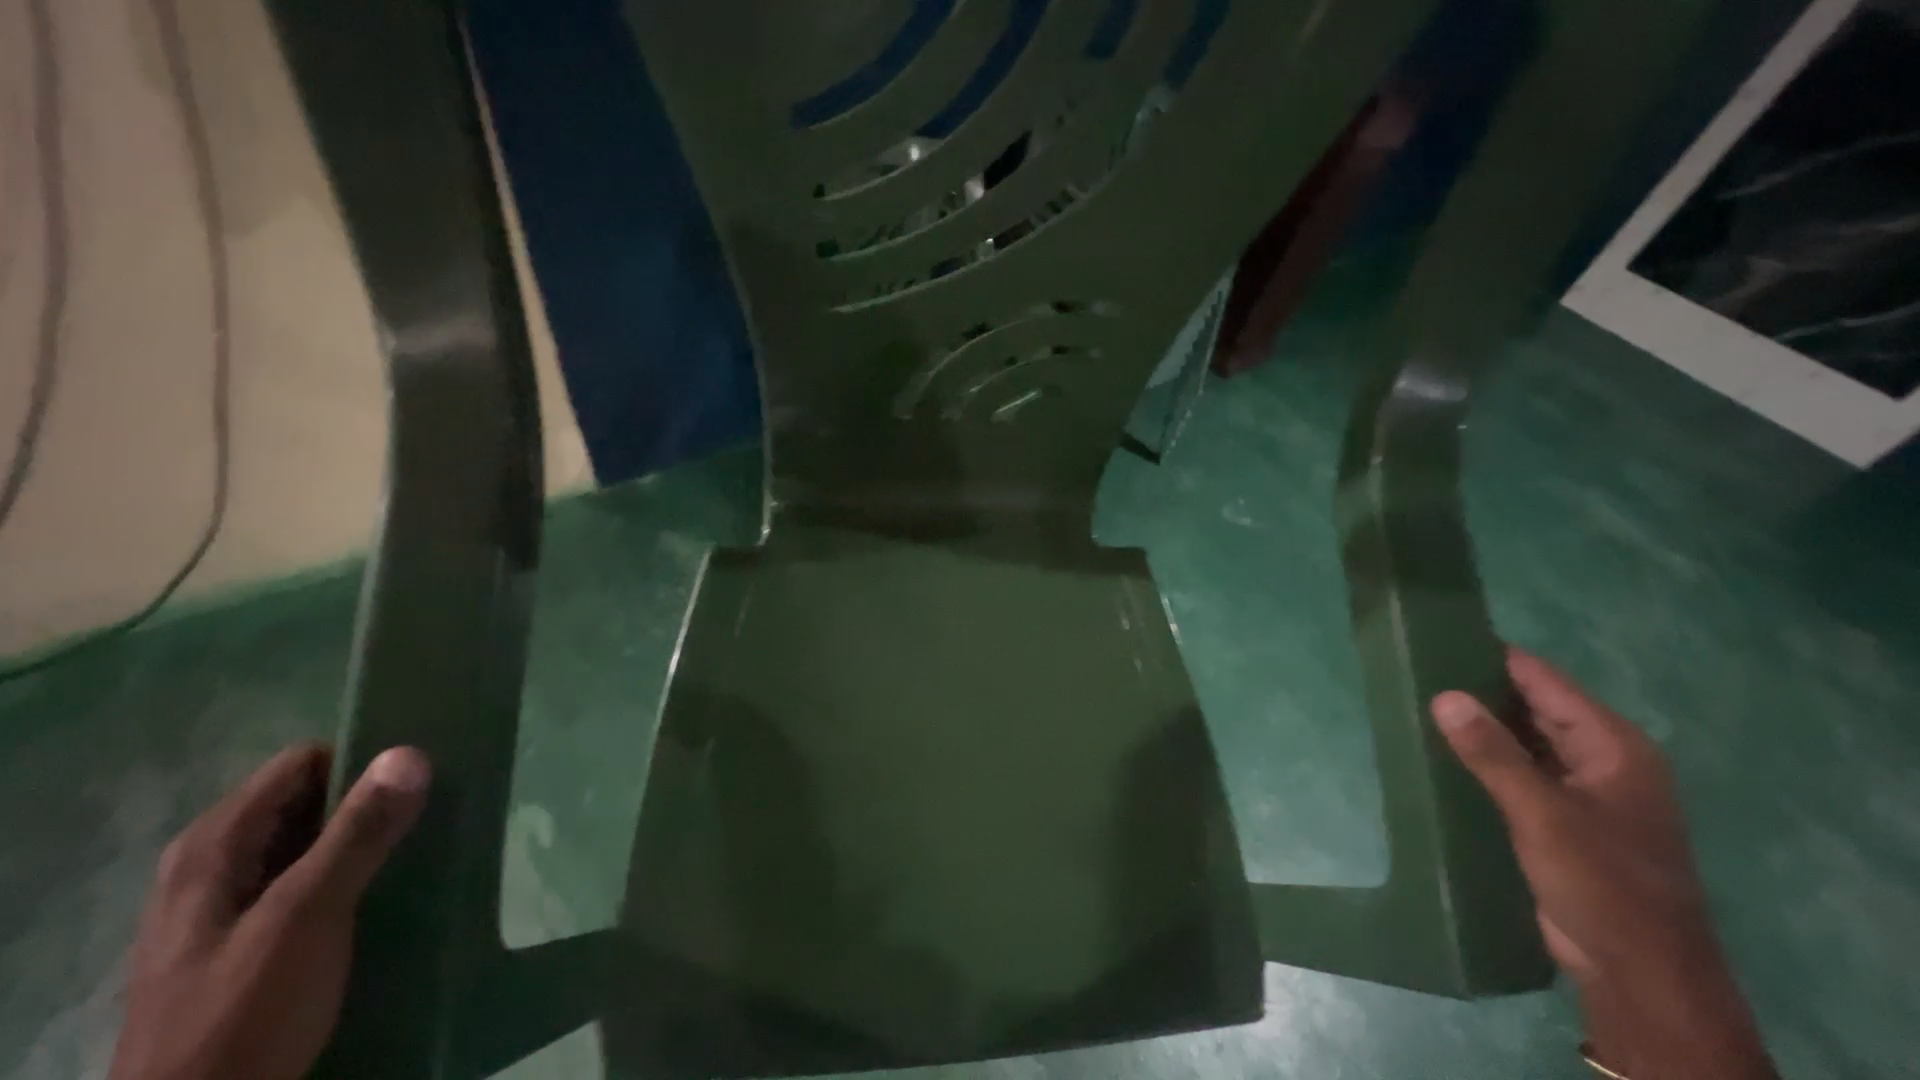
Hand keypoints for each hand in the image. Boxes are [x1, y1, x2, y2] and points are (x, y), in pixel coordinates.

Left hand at [109, 743, 429, 1079]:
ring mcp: (225, 909)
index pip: (301, 764)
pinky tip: (384, 901)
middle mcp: (213, 866)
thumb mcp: (306, 916)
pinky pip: (305, 888)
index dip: (361, 762)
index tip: (422, 778)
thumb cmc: (244, 1012)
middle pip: (305, 804)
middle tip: (432, 815)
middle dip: (368, 804)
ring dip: (362, 845)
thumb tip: (411, 753)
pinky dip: (347, 882)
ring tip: (421, 853)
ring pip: (308, 848)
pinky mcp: (245, 946)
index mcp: (215, 846)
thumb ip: (357, 835)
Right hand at [1432, 649, 1775, 1079]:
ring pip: (1529, 744)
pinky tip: (1448, 761)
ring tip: (1422, 709)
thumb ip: (1493, 754)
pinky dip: (1492, 764)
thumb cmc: (1601, 882)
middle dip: (1484, 692)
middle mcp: (1603, 760)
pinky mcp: (1568, 822)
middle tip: (1419, 674)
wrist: (1640, 969)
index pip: (1546, 682)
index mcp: (1613, 745)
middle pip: (1537, 709)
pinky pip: (1525, 777)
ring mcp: (1587, 793)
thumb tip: (1444, 695)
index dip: (1497, 658)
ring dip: (1486, 730)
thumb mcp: (1542, 814)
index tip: (1442, 639)